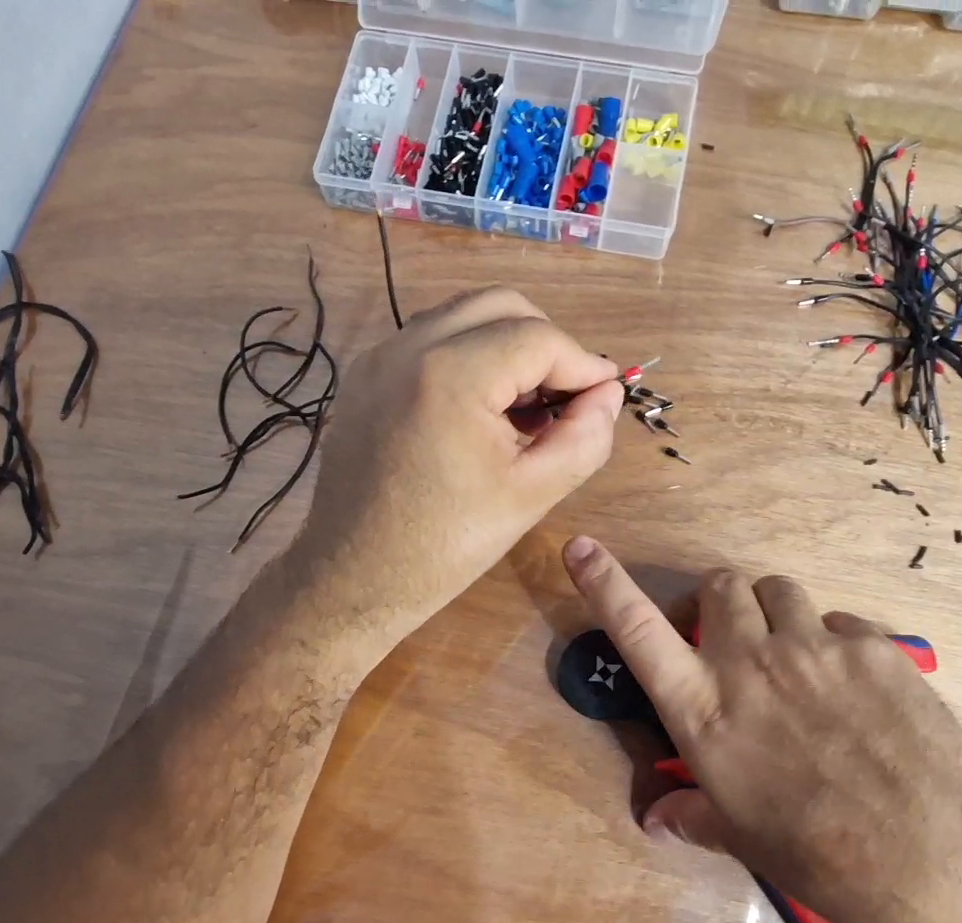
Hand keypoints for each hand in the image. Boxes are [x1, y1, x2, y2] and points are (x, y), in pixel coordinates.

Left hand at [292, 288, 623, 644]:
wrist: (353, 577)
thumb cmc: (444, 546)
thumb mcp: (532, 495)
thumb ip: (584, 436)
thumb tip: (607, 393)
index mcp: (449, 375)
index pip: (539, 338)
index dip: (582, 364)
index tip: (603, 397)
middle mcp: (407, 347)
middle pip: (500, 305)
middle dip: (545, 342)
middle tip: (564, 396)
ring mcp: (377, 357)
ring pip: (462, 316)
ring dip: (505, 345)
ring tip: (524, 406)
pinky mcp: (363, 376)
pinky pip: (428, 340)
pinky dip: (467, 356)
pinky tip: (479, 410)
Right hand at [562, 535, 961, 922]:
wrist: (930, 853)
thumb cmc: (816, 852)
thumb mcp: (741, 837)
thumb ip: (693, 813)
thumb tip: (657, 820)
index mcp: (703, 709)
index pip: (638, 631)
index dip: (605, 584)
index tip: (580, 546)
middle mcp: (749, 662)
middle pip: (719, 586)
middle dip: (720, 604)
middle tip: (735, 641)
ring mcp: (813, 646)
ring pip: (778, 590)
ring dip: (775, 614)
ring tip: (796, 657)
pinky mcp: (872, 645)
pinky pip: (839, 621)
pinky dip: (834, 642)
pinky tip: (855, 687)